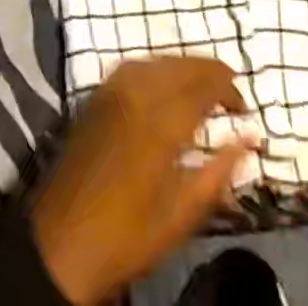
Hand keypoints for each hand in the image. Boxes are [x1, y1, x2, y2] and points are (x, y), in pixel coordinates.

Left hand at [30, 57, 253, 305]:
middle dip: (210, 72)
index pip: (204, 86)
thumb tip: (248, 141)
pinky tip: (162, 83)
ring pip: (156, 61)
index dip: (228, 90)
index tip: (242, 108)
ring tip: (200, 84)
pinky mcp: (94, 99)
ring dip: (183, 66)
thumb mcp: (181, 215)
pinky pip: (132, 67)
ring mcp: (111, 94)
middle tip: (228, 91)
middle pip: (181, 66)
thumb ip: (219, 173)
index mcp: (161, 124)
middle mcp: (136, 97)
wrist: (59, 246)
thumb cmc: (126, 235)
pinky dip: (155, 68)